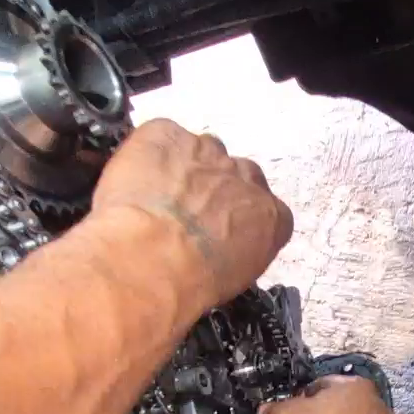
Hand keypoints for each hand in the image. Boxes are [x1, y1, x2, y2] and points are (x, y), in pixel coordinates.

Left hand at [89, 119, 293, 297]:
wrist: (154, 255)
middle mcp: (247, 177)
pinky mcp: (168, 135)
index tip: (227, 228)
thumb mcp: (237, 277)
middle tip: (192, 211)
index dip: (243, 216)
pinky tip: (140, 176)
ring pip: (203, 150)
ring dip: (187, 166)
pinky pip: (163, 135)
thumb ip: (242, 247)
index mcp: (272, 216)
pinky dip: (152, 150)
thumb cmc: (197, 278)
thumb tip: (225, 247)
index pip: (268, 208)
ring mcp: (208, 152)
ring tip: (163, 193)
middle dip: (218, 188)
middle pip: (238, 173)